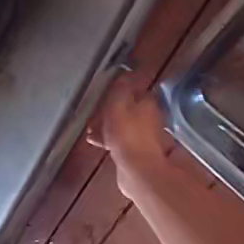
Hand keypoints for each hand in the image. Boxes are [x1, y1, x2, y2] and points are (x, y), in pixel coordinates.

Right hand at [91, 82, 170, 204]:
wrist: (139, 172)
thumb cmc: (126, 134)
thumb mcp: (118, 103)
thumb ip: (121, 86)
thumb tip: (126, 71)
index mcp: (148, 102)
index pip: (134, 88)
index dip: (118, 89)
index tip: (103, 92)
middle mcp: (151, 118)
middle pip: (129, 108)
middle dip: (111, 109)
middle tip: (95, 113)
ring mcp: (147, 137)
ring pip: (125, 126)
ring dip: (109, 126)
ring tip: (91, 130)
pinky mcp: (140, 155)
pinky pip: (122, 142)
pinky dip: (111, 140)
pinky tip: (99, 143)